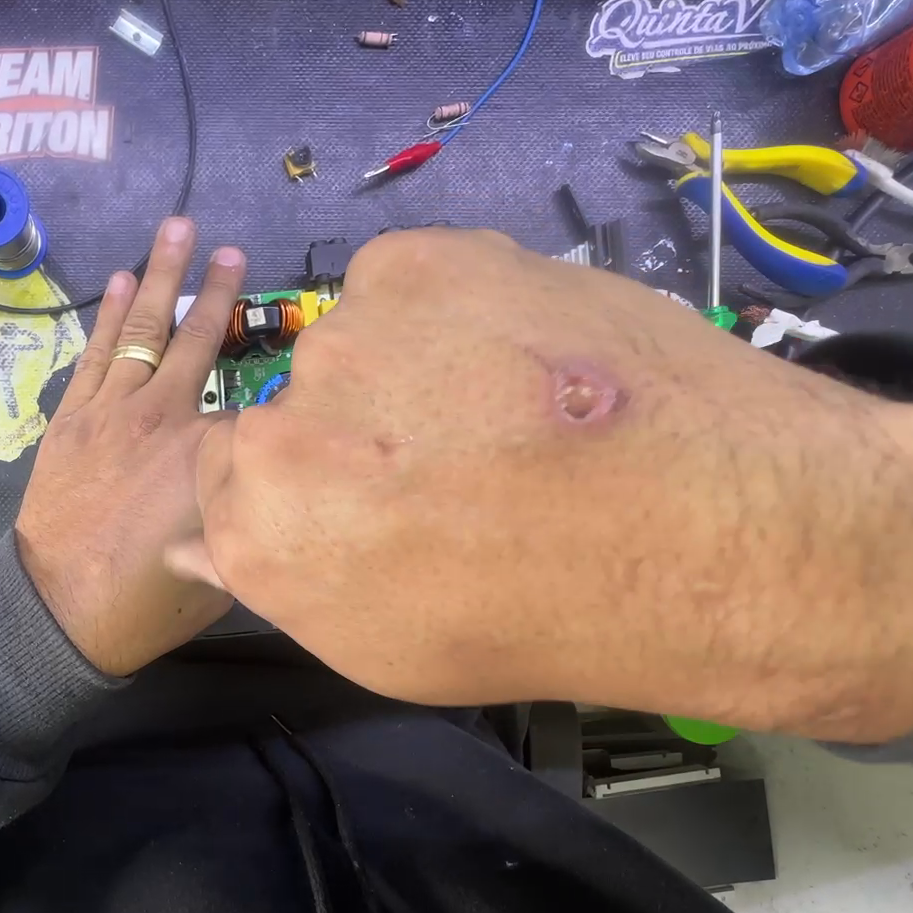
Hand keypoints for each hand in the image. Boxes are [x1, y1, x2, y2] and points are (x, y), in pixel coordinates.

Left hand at [15, 217, 244, 675]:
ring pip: (141, 332)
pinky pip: (94, 355)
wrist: (57, 615)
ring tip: (175, 228)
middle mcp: (163, 419)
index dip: (278, 383)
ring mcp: (111, 413)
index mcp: (209, 457)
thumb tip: (270, 482)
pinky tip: (119, 282)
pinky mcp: (72, 420)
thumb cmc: (148, 604)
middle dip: (216, 292)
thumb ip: (250, 513)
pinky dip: (107, 316)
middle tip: (232, 249)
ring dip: (159, 277)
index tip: (298, 360)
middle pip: (196, 342)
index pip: (256, 403)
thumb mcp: (226, 573)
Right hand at [186, 229, 912, 741]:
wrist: (712, 535)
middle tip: (447, 460)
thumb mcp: (383, 649)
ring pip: (351, 345)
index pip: (232, 476)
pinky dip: (443, 311)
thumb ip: (280, 582)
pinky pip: (402, 285)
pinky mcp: (417, 262)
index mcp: (258, 530)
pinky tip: (517, 352)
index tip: (370, 495)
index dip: (307, 484)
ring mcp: (345, 338)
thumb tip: (199, 535)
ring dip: (401, 370)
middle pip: (289, 410)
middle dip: (350, 434)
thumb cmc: (539, 618)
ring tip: (503, 406)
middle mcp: (275, 428)